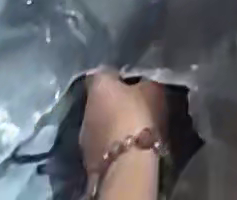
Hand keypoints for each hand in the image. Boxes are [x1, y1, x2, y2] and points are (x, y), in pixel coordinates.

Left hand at [80, 71, 165, 188]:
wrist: (128, 164)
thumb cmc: (139, 116)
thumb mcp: (152, 90)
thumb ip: (145, 82)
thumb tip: (144, 81)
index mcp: (98, 84)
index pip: (105, 72)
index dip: (119, 76)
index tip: (133, 82)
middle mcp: (86, 107)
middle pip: (101, 100)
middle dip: (115, 103)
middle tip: (134, 107)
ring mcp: (84, 137)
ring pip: (100, 124)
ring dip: (112, 126)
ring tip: (131, 131)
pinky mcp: (89, 161)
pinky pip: (102, 146)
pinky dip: (112, 146)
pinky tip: (127, 149)